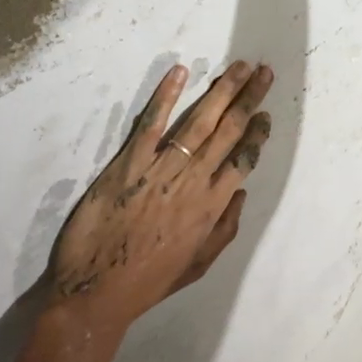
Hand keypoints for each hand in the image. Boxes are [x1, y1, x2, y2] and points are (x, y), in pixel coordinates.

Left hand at [46, 61, 273, 321]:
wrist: (96, 295)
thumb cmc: (148, 282)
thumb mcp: (198, 265)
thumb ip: (225, 228)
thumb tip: (242, 193)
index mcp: (211, 206)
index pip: (243, 159)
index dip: (257, 134)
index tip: (265, 114)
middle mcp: (193, 180)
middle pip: (229, 130)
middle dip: (249, 98)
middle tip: (263, 73)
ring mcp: (162, 168)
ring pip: (200, 120)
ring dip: (222, 90)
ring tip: (240, 67)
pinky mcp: (129, 162)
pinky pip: (152, 122)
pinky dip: (167, 95)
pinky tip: (180, 71)